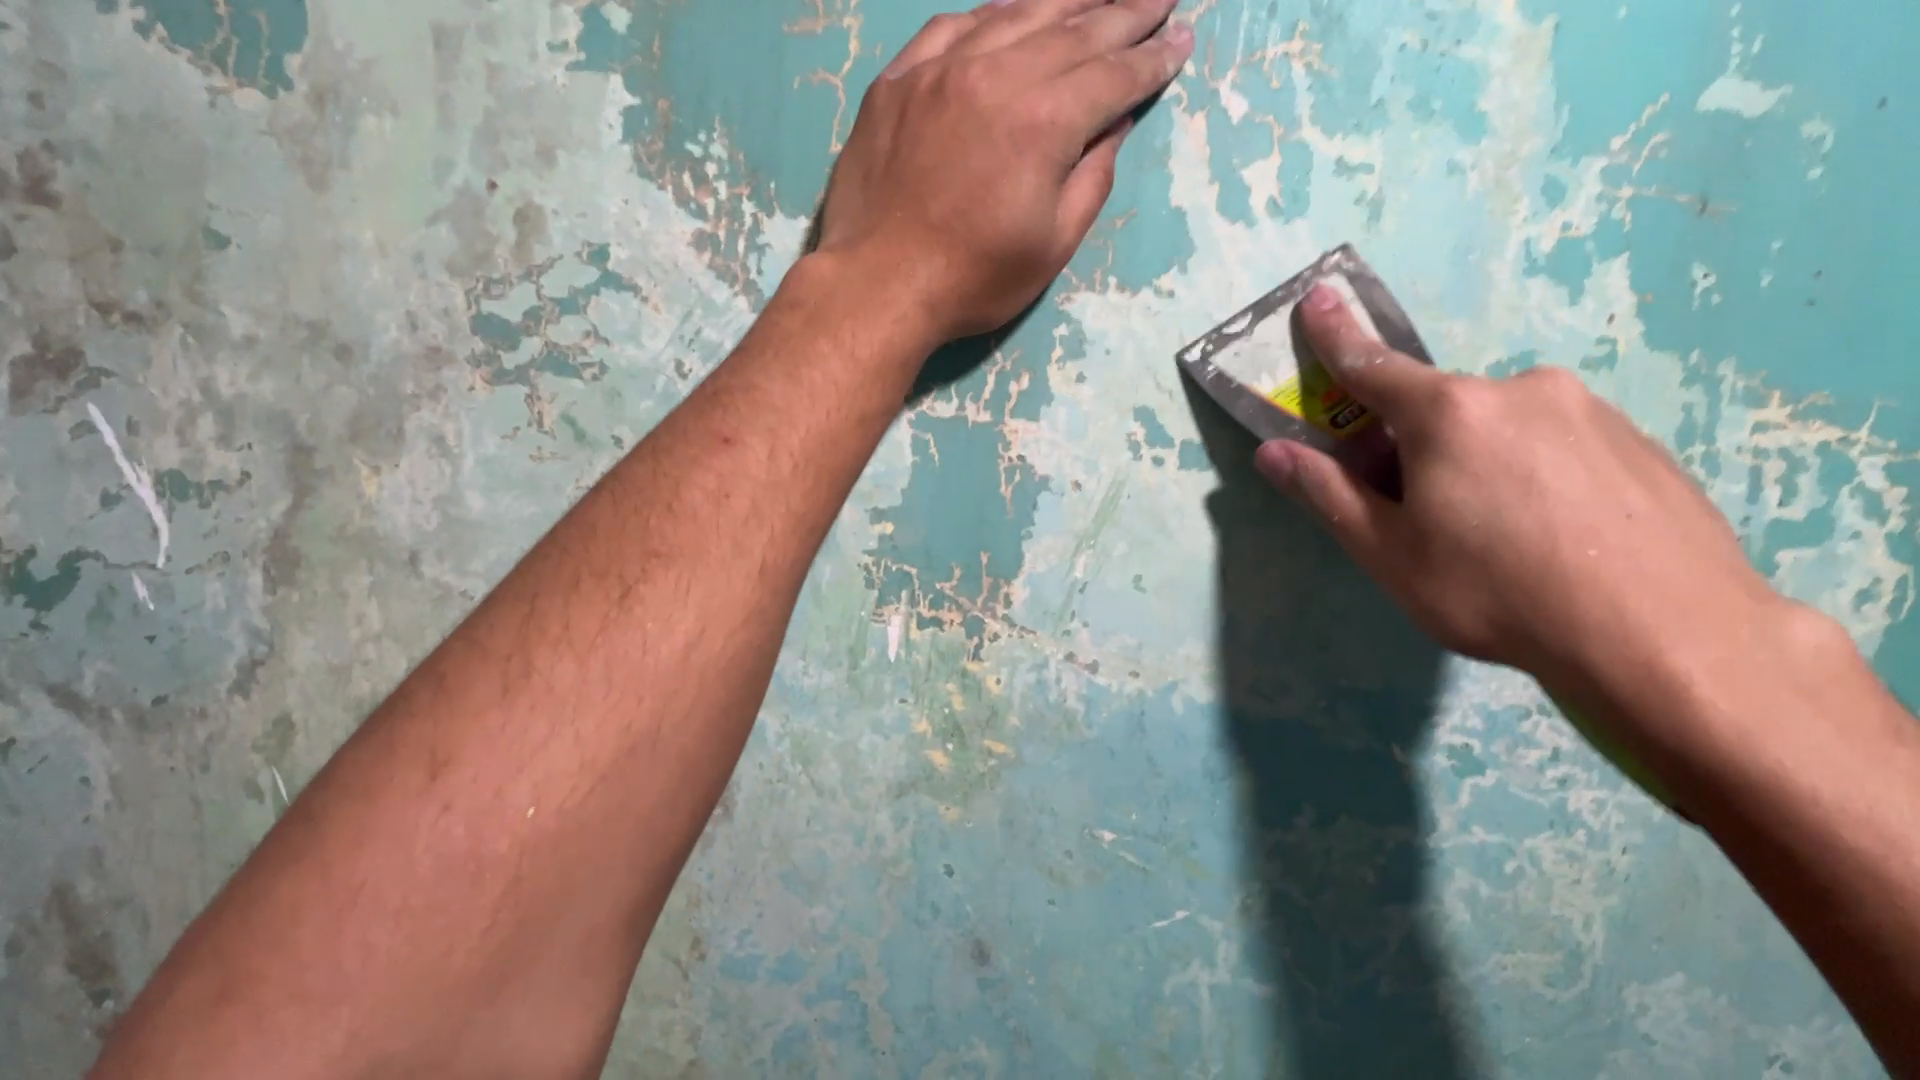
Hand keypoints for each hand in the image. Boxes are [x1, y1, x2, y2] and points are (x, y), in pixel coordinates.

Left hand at [813, 0, 1192, 341]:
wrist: (876, 284)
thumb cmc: (972, 279)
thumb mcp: (1053, 245)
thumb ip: (1092, 177)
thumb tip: (1113, 122)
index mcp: (1042, 121)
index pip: (1113, 75)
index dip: (1152, 58)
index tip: (1181, 40)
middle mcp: (995, 75)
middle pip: (1074, 31)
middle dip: (1125, 14)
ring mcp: (940, 70)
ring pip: (1016, 14)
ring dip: (1066, 2)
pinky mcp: (898, 79)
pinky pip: (954, 26)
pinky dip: (993, 14)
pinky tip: (1013, 13)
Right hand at [1255, 285, 1798, 697]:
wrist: (1670, 633)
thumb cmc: (1500, 593)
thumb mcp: (1392, 555)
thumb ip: (1329, 495)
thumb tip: (1271, 452)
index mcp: (1448, 414)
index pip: (1371, 365)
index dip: (1336, 335)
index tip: (1318, 297)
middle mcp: (1518, 390)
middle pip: (1440, 409)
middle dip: (1417, 447)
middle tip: (1426, 516)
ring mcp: (1586, 409)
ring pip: (1502, 427)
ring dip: (1480, 463)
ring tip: (1503, 538)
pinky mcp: (1636, 437)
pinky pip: (1557, 442)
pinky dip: (1536, 473)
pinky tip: (1555, 535)